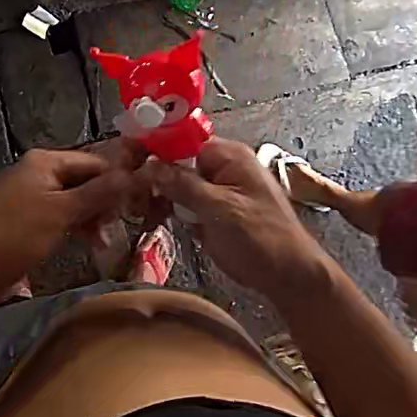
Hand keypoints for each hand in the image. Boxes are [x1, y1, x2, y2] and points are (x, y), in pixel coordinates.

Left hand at [0, 148, 138, 306]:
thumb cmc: (17, 235)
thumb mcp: (62, 212)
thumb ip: (100, 192)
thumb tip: (135, 175)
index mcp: (45, 161)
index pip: (95, 162)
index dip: (117, 181)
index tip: (137, 202)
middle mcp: (40, 171)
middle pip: (87, 179)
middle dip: (105, 201)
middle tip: (120, 223)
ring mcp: (34, 194)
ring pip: (78, 199)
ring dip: (94, 216)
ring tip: (106, 237)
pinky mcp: (32, 216)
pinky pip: (65, 213)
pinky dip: (80, 224)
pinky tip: (92, 241)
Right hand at [140, 140, 330, 299]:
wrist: (288, 276)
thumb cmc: (263, 239)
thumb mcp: (220, 209)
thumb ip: (184, 185)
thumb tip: (150, 165)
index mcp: (229, 156)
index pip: (183, 140)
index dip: (155, 148)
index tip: (127, 160)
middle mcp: (222, 168)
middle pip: (176, 162)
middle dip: (153, 176)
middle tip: (129, 193)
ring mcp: (217, 192)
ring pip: (177, 186)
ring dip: (158, 196)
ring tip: (138, 210)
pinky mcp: (213, 214)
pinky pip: (185, 205)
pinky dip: (170, 212)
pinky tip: (152, 220)